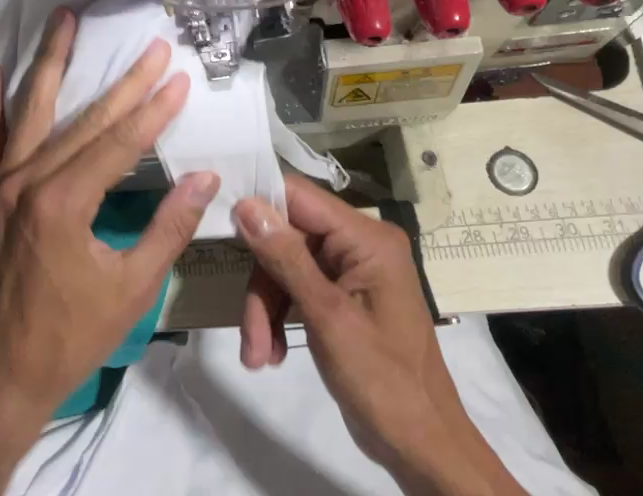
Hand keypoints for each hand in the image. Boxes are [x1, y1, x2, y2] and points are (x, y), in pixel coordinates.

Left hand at [0, 10, 220, 495]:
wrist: (10, 367)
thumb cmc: (76, 332)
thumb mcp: (133, 287)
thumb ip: (168, 227)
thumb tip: (206, 178)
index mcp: (62, 204)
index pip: (117, 144)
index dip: (152, 111)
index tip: (179, 77)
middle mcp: (27, 181)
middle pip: (83, 120)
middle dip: (122, 83)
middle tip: (151, 45)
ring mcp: (3, 182)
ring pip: (30, 109)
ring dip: (50, 62)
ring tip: (64, 18)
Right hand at [236, 177, 526, 495]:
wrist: (422, 445)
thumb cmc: (383, 380)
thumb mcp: (328, 317)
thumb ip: (286, 258)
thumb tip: (247, 204)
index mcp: (367, 238)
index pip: (299, 197)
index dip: (258, 207)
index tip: (221, 228)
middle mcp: (360, 244)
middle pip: (287, 238)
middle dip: (263, 286)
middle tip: (249, 335)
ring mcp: (351, 271)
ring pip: (286, 267)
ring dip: (266, 311)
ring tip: (258, 356)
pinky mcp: (342, 297)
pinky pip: (297, 289)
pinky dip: (279, 318)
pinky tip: (271, 354)